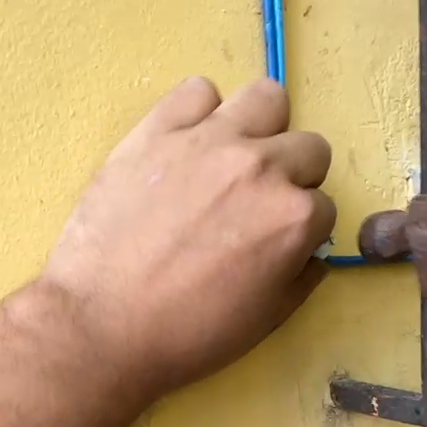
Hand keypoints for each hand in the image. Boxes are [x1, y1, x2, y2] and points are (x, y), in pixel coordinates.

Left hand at [39, 76, 334, 397]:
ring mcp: (209, 141)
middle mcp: (263, 167)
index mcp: (295, 218)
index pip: (323, 206)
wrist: (103, 325)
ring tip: (228, 162)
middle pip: (307, 147)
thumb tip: (309, 252)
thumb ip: (301, 278)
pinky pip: (198, 90)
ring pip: (266, 98)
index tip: (272, 244)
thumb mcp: (266, 321)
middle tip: (251, 207)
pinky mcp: (157, 129)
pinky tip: (182, 148)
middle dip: (291, 178)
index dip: (300, 229)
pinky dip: (199, 113)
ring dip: (260, 129)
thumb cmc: (187, 335)